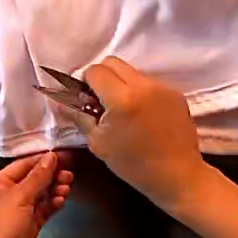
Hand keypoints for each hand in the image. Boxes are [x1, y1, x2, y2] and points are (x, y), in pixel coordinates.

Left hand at [0, 151, 72, 237]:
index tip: (65, 155)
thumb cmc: (0, 231)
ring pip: (38, 195)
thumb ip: (37, 177)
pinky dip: (51, 205)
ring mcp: (14, 213)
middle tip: (69, 173)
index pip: (22, 165)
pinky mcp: (25, 228)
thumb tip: (51, 157)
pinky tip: (61, 200)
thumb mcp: (19, 198)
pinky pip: (41, 211)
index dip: (43, 159)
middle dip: (51, 175)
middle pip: (31, 179)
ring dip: (53, 189)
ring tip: (68, 186)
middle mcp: (3, 196)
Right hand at [69, 57, 210, 211]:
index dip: (85, 81)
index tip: (85, 98)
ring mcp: (162, 88)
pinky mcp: (175, 94)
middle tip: (100, 99)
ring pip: (132, 72)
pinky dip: (138, 91)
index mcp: (121, 98)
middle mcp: (143, 86)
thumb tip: (61, 101)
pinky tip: (141, 114)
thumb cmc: (132, 163)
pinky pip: (148, 83)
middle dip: (101, 76)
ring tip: (122, 109)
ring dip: (121, 83)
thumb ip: (78, 116)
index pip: (95, 70)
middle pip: (113, 63)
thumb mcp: (97, 142)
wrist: (176, 175)